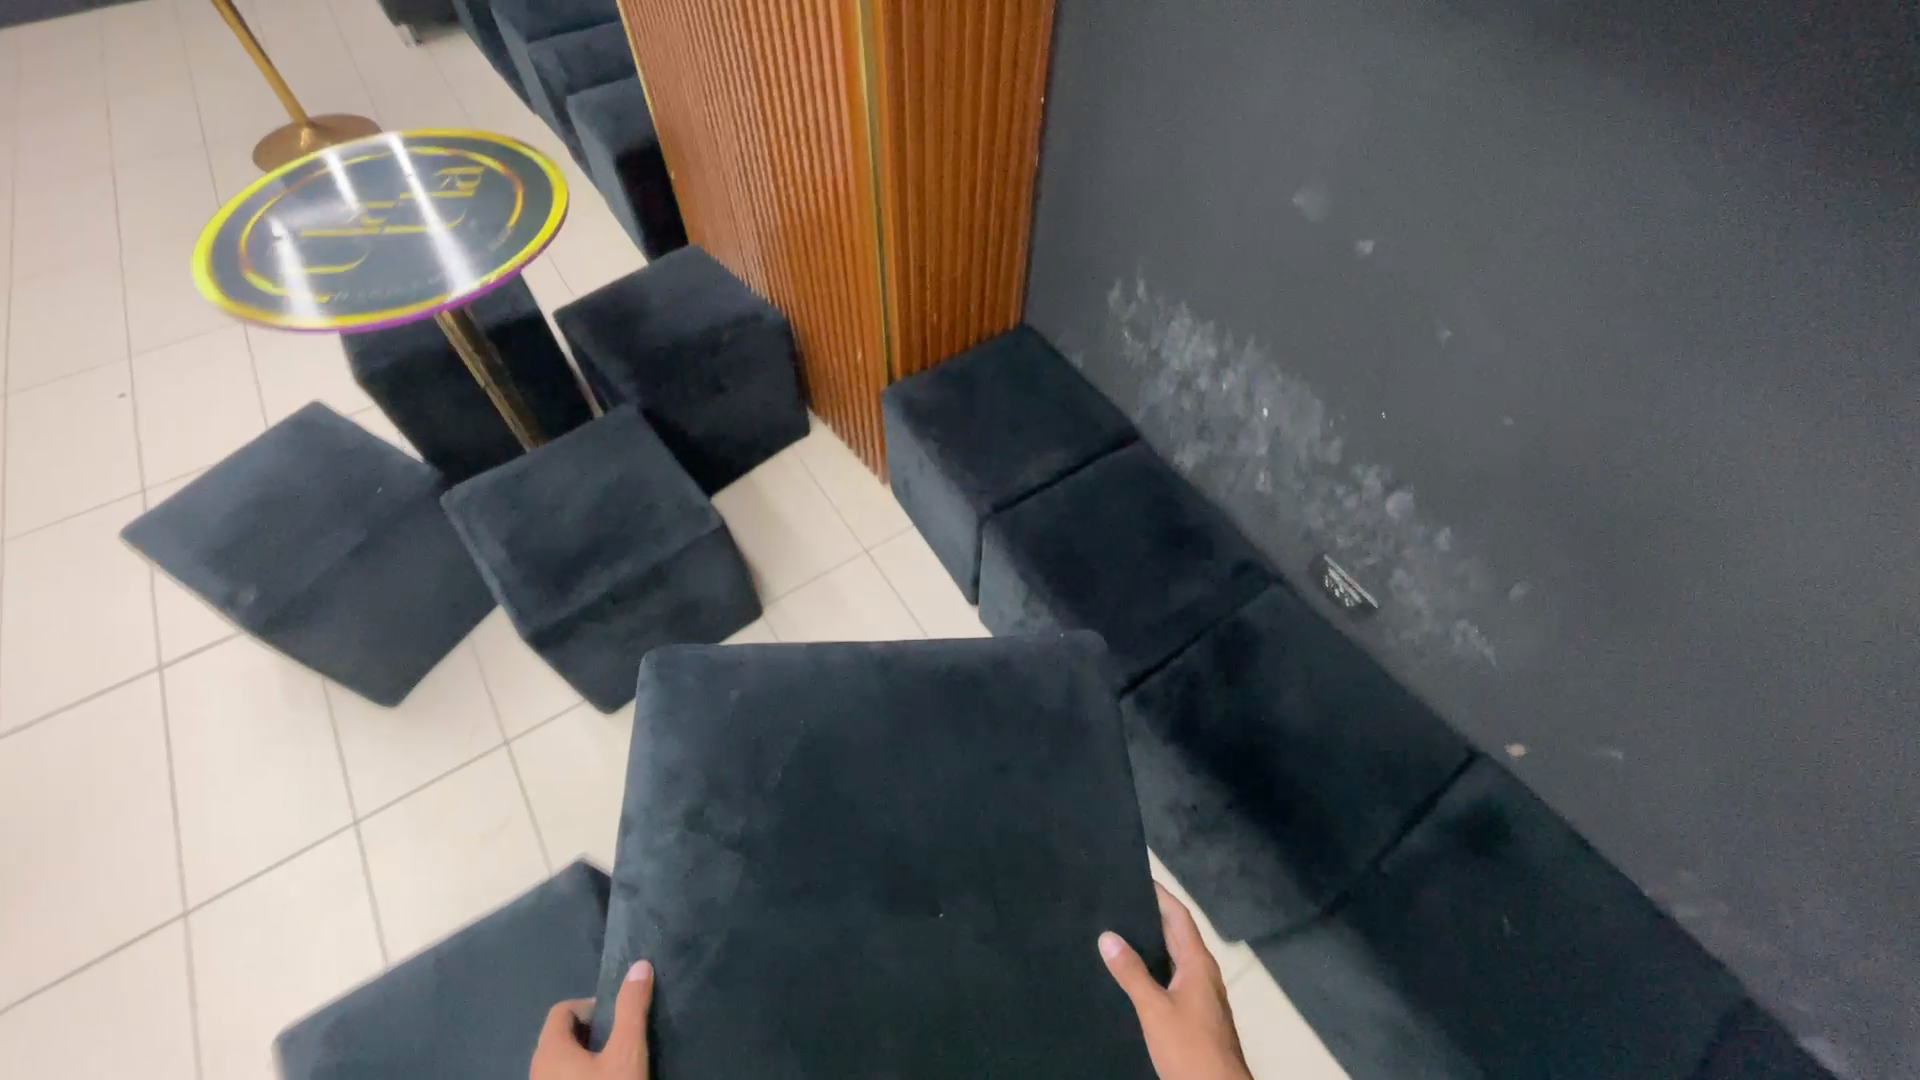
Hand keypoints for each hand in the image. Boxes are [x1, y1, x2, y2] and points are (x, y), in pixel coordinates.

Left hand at [531, 960, 653, 1079]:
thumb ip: (631, 1008)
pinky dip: (577, 1074)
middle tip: (617, 1042)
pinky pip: (560, 1078)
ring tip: (611, 1064)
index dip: (591, 1007)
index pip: (562, 1010)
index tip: (615, 1020)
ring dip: (584, 1054)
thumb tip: (640, 965)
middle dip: (590, 1031)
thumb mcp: (626, 1051)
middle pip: (561, 1035)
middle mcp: (536, 1069)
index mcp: (549, 1050)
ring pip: (561, 1060)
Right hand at [1101, 884, 1253, 1079]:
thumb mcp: (1154, 1008)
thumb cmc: (1190, 1047)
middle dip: (1152, 916)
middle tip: (1118, 902)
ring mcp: (1202, 996)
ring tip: (1119, 932)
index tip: (1137, 877)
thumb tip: (1107, 935)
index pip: (1179, 916)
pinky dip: (1155, 968)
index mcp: (1198, 963)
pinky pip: (1173, 978)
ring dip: (1152, 943)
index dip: (1160, 895)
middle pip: (1177, 934)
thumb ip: (1131, 972)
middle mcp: (1203, 973)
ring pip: (1175, 958)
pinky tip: (1133, 976)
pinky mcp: (1197, 1015)